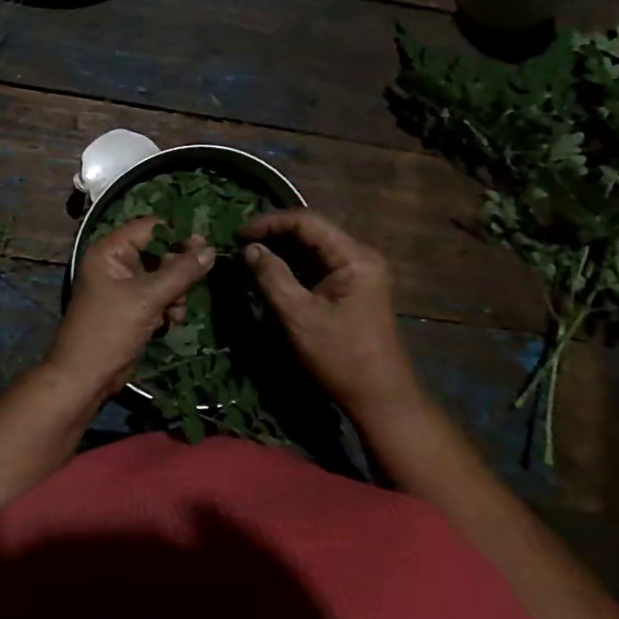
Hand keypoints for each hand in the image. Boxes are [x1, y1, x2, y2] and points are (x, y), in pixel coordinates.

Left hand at [47, 217, 214, 394]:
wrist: (86, 376)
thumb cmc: (110, 330)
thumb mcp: (147, 298)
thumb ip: (181, 271)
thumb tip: (210, 249)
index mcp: (110, 251)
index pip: (150, 227)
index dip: (177, 234)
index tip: (206, 246)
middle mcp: (115, 263)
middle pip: (159, 252)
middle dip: (178, 270)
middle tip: (192, 285)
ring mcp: (123, 286)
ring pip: (163, 276)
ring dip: (176, 292)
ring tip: (176, 311)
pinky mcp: (131, 307)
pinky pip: (158, 296)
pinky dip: (168, 306)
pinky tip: (171, 321)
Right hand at [240, 210, 419, 410]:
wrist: (380, 397)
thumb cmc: (340, 356)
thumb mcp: (298, 316)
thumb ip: (272, 277)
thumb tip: (249, 248)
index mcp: (354, 257)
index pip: (307, 222)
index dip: (270, 223)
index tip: (239, 234)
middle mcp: (360, 256)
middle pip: (312, 230)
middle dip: (274, 234)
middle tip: (240, 243)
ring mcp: (359, 271)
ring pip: (314, 247)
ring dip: (282, 249)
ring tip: (250, 255)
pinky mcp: (353, 287)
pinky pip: (318, 264)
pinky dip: (293, 264)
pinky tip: (271, 270)